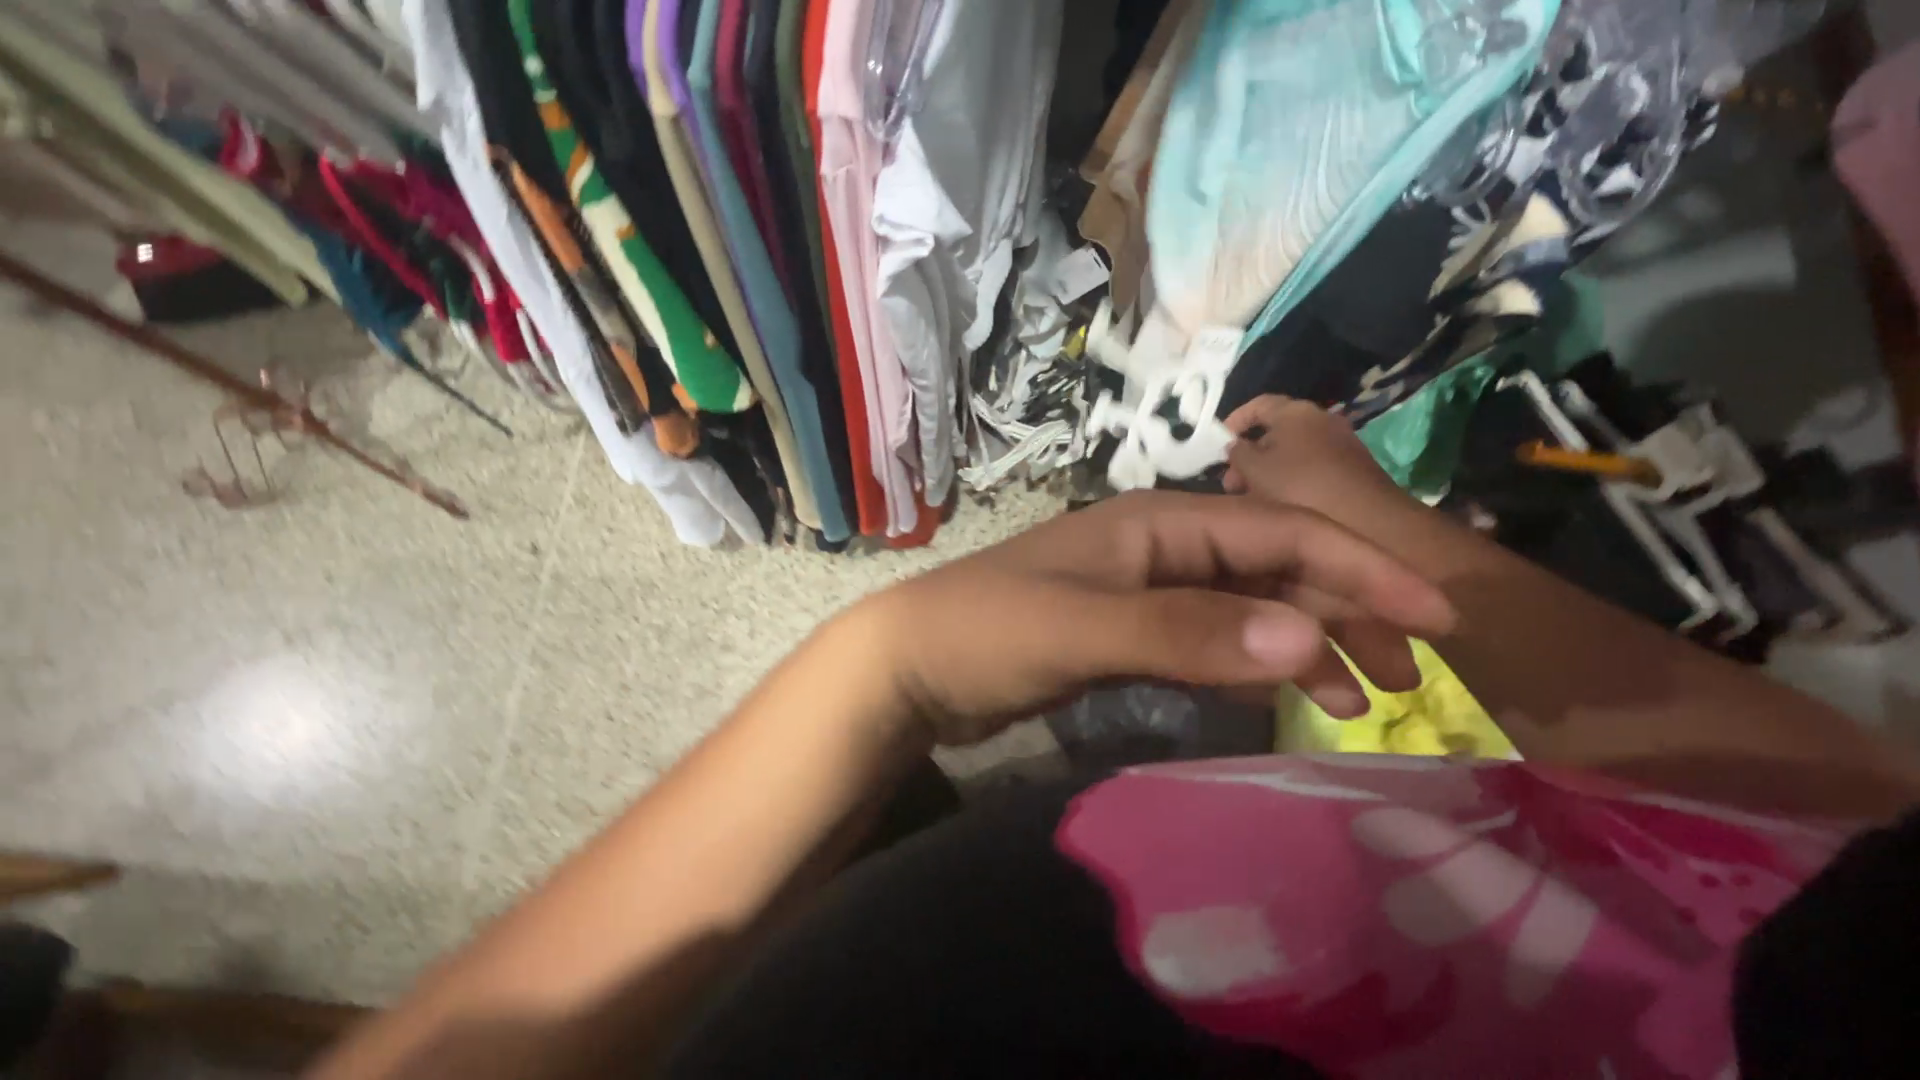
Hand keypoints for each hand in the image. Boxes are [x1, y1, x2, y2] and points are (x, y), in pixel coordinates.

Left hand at [854, 490, 1456, 747]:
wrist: (909, 668)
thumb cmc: (986, 633)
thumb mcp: (1084, 629)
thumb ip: (1189, 632)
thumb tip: (1310, 637)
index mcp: (1157, 524)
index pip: (1281, 533)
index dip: (1362, 569)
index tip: (1436, 618)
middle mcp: (1162, 548)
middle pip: (1277, 566)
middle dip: (1347, 609)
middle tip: (1406, 675)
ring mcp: (1147, 591)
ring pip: (1252, 605)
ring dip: (1308, 639)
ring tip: (1357, 697)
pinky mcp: (1131, 633)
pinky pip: (1216, 638)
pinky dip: (1257, 660)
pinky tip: (1284, 689)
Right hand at [1222, 395, 1399, 508]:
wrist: (1368, 520)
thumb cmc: (1300, 488)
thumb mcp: (1253, 470)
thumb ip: (1237, 453)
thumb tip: (1236, 445)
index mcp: (1295, 412)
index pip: (1258, 404)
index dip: (1235, 420)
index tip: (1218, 443)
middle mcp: (1321, 419)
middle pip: (1275, 431)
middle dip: (1249, 455)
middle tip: (1231, 484)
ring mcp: (1340, 443)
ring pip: (1293, 452)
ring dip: (1268, 472)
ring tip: (1253, 500)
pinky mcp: (1351, 468)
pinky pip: (1311, 466)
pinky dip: (1292, 480)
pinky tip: (1283, 506)